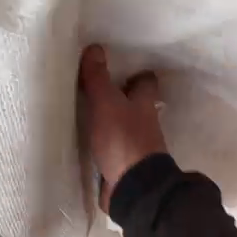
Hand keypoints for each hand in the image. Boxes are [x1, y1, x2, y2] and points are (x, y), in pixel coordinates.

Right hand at [80, 44, 166, 212]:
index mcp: (144, 104)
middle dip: (122, 100)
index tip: (119, 71)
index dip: (135, 75)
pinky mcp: (126, 168)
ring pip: (126, 129)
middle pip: (136, 106)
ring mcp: (137, 148)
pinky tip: (91, 147)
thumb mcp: (106, 105)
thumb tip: (94, 48)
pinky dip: (107, 147)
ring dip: (114, 125)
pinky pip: (115, 151)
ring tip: (90, 118)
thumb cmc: (123, 140)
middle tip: (100, 93)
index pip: (146, 82)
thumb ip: (98, 79)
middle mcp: (145, 124)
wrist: (133, 188)